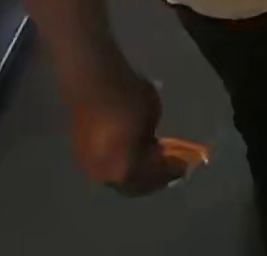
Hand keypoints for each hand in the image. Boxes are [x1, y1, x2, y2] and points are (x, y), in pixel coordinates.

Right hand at [69, 62, 181, 194]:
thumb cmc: (128, 95)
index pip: (153, 177)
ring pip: (117, 179)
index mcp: (125, 168)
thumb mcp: (152, 114)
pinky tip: (132, 153)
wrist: (94, 82)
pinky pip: (107, 167)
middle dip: (153, 179)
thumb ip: (153, 137)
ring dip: (136, 174)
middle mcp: (105, 176)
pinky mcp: (81, 156)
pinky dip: (122, 165)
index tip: (185, 168)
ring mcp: (90, 168)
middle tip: (170, 170)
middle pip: (134, 185)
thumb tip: (154, 147)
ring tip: (152, 163)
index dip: (170, 172)